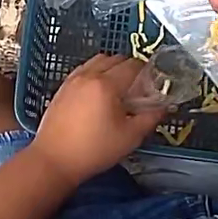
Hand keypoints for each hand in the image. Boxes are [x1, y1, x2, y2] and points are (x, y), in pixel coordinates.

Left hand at [28, 55, 167, 185]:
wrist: (54, 160)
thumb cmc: (94, 150)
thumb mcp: (130, 137)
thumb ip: (150, 118)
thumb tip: (163, 107)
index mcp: (107, 84)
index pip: (133, 65)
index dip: (146, 72)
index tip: (152, 85)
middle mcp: (88, 76)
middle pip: (115, 58)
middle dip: (130, 68)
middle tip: (137, 88)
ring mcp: (72, 80)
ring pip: (97, 61)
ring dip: (111, 68)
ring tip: (118, 88)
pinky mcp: (62, 88)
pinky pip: (83, 70)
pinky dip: (95, 73)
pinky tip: (98, 93)